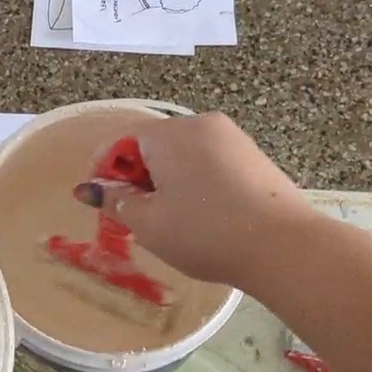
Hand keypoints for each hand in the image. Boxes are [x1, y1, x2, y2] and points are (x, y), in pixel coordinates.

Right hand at [75, 113, 318, 288]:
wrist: (283, 247)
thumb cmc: (204, 232)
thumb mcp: (147, 221)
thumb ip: (114, 200)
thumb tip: (87, 189)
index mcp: (170, 133)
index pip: (122, 140)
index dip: (103, 169)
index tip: (97, 200)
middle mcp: (201, 125)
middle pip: (153, 145)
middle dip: (136, 176)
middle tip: (131, 215)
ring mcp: (232, 139)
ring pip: (182, 155)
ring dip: (164, 181)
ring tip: (165, 220)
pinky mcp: (254, 158)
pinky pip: (208, 163)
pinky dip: (192, 183)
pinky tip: (198, 216)